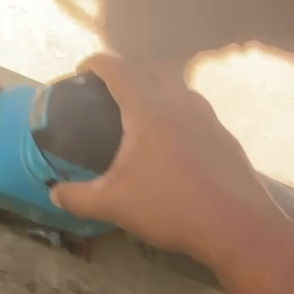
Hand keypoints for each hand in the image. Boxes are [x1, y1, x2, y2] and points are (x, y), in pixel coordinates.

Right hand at [49, 54, 287, 268]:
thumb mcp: (112, 205)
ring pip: (179, 87)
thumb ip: (77, 197)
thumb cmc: (171, 207)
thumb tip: (54, 193)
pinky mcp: (224, 138)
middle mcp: (180, 105)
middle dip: (129, 71)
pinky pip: (195, 110)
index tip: (81, 70)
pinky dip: (177, 112)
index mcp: (149, 110)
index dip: (97, 63)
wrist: (239, 229)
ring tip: (139, 114)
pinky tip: (169, 143)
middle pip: (153, 69)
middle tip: (110, 92)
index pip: (119, 70)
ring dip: (157, 89)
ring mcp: (208, 119)